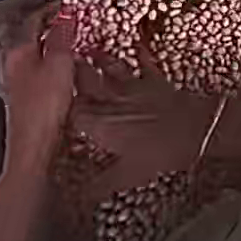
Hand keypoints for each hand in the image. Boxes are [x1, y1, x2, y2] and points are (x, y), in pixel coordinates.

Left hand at [0, 6, 79, 163]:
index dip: (48, 9)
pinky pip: (26, 67)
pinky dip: (38, 58)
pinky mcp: (19, 95)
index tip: (62, 3)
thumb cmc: (43, 108)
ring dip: (35, 39)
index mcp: (18, 51)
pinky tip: (48, 64)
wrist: (33, 146)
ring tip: (52, 34)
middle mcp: (10, 63)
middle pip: (18, 33)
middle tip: (51, 13)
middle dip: (34, 21)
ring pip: (20, 50)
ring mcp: (12, 80)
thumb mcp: (61, 64)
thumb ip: (63, 37)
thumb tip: (65, 16)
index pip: (31, 20)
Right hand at [72, 42, 216, 202]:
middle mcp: (114, 100)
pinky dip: (139, 52)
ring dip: (99, 59)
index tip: (45, 98)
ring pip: (111, 69)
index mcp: (101, 123)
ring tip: (88, 50)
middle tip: (59, 61)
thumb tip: (82, 198)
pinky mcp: (156, 81)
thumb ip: (101, 185)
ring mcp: (135, 87)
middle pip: (87, 82)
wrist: (195, 130)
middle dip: (72, 72)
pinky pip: (144, 63)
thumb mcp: (127, 176)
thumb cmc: (161, 152)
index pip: (71, 111)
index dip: (57, 105)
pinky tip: (136, 42)